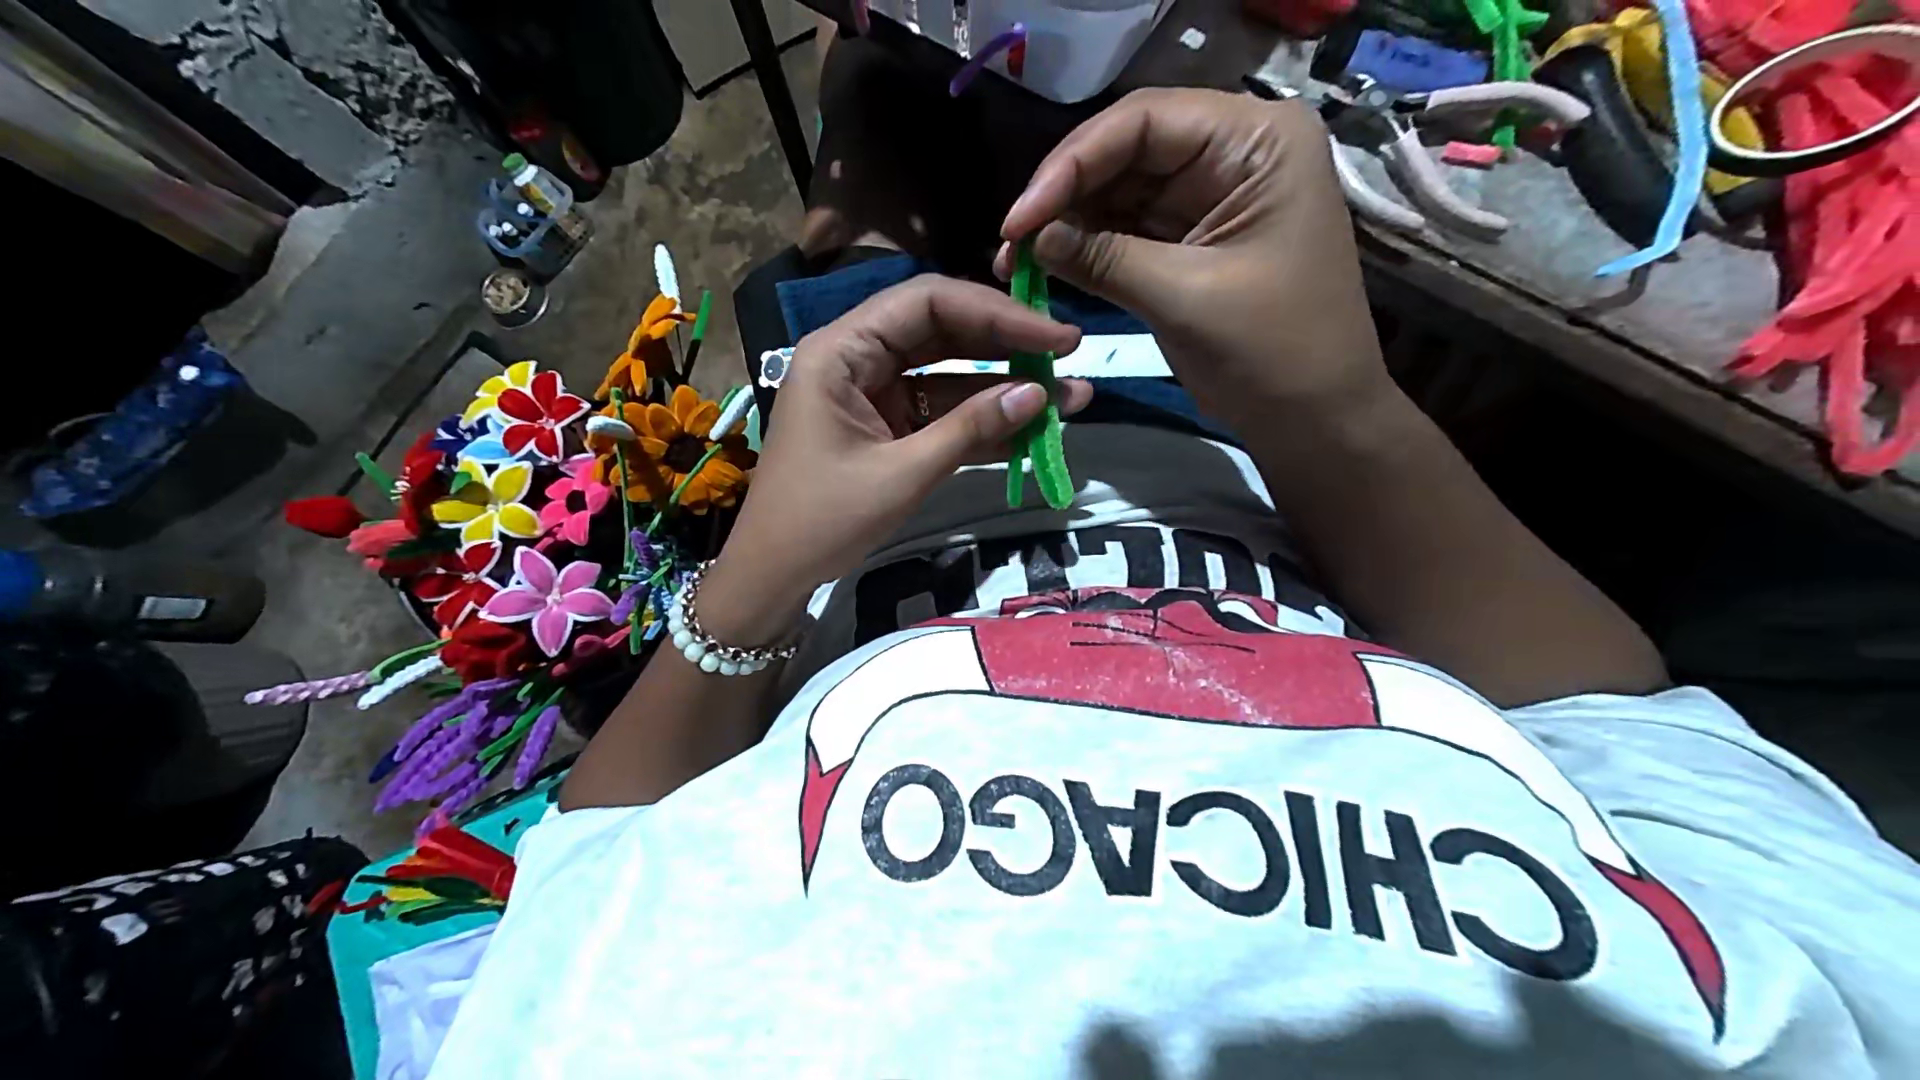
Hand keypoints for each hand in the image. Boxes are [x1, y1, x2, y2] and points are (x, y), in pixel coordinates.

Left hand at [699, 275, 1088, 642]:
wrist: (777, 572)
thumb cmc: (822, 520)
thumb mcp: (901, 474)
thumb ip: (970, 429)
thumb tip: (1039, 394)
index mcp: (842, 351)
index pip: (928, 303)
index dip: (997, 313)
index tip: (1054, 338)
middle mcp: (858, 358)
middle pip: (943, 330)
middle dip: (1006, 344)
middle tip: (1068, 356)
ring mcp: (874, 393)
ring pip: (948, 373)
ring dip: (1003, 386)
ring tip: (1069, 396)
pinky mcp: (888, 427)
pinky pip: (941, 412)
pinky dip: (981, 422)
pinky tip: (1032, 428)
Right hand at [998, 88, 1389, 434]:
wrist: (1312, 417)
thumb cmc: (1272, 352)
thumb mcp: (1185, 298)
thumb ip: (1105, 259)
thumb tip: (1032, 238)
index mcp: (1255, 142)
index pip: (1145, 123)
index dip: (1071, 164)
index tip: (1018, 219)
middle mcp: (1232, 154)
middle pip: (1127, 153)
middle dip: (1064, 196)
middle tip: (1010, 242)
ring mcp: (1209, 199)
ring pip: (1120, 194)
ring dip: (1067, 225)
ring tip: (1016, 261)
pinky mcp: (1190, 242)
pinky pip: (1126, 233)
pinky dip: (1086, 250)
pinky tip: (1046, 266)